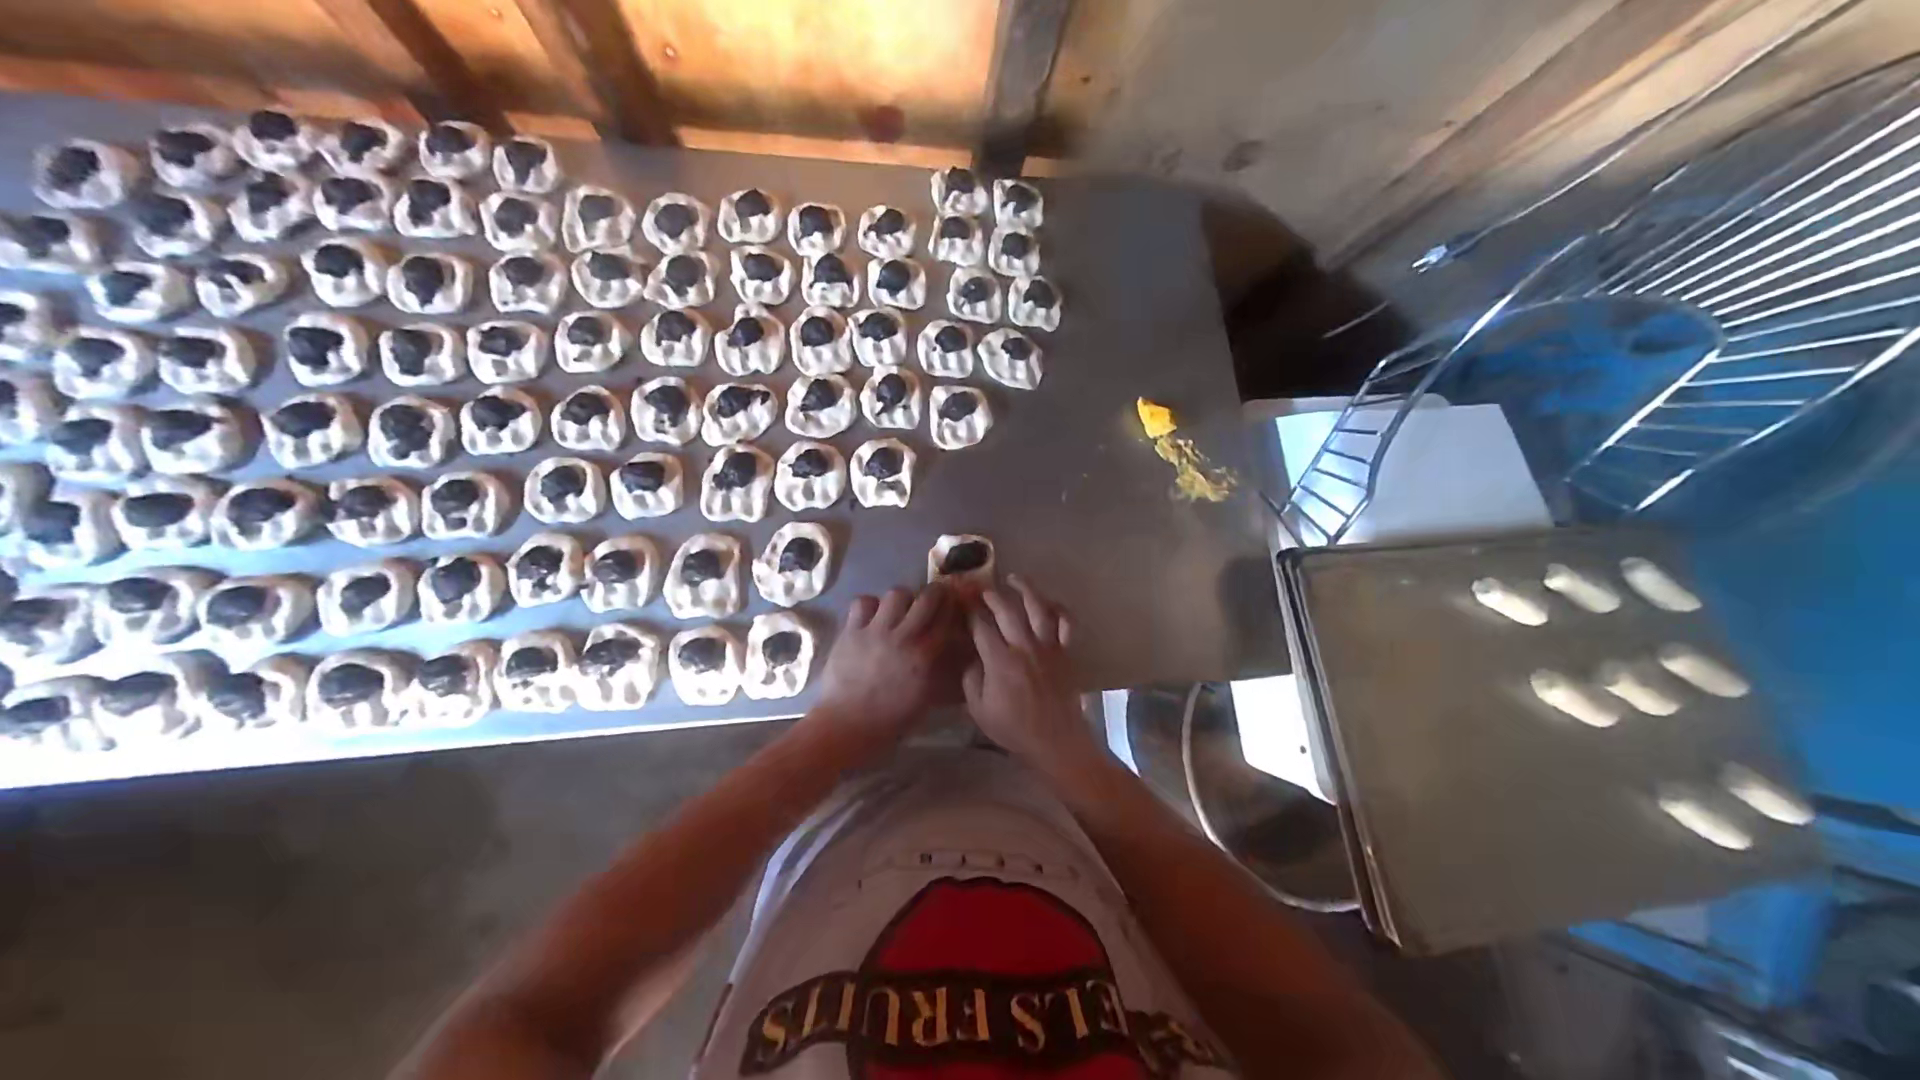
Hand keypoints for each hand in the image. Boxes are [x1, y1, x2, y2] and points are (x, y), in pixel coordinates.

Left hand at [803, 583, 960, 763]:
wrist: (848, 725)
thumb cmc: (891, 720)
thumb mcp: (925, 697)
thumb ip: (939, 670)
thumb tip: (952, 652)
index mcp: (924, 656)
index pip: (947, 618)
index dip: (953, 607)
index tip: (953, 605)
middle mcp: (903, 637)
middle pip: (927, 597)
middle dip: (934, 593)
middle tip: (932, 597)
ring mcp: (875, 631)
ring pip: (896, 594)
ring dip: (902, 599)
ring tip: (899, 609)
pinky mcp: (851, 631)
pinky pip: (862, 602)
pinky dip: (869, 605)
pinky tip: (871, 616)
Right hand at [963, 575, 1102, 777]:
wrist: (1055, 741)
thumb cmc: (1013, 729)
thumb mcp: (978, 709)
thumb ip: (971, 679)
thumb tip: (973, 657)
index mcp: (1000, 661)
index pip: (980, 626)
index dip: (969, 611)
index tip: (961, 603)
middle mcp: (1024, 647)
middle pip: (1007, 609)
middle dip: (991, 594)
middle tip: (981, 588)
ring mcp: (1048, 647)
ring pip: (1038, 607)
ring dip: (1025, 589)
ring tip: (1013, 579)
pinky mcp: (1066, 652)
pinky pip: (1066, 623)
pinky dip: (1059, 609)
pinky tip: (1049, 602)